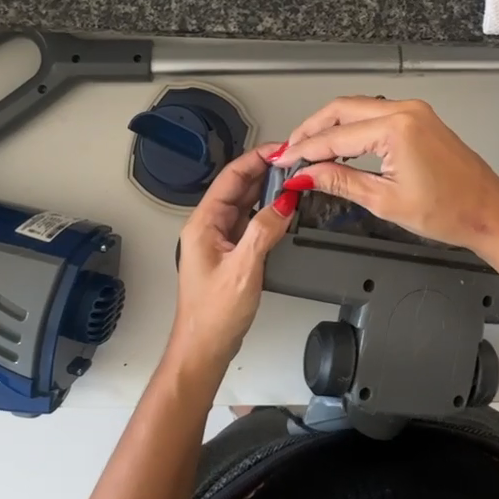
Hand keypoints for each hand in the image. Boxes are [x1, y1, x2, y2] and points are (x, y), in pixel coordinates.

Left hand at [166, 146, 294, 376]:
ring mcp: (219, 239)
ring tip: (294, 178)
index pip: (231, 177)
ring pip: (245, 202)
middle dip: (266, 171)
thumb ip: (264, 231)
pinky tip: (284, 208)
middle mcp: (208, 226)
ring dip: (268, 190)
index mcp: (203, 223)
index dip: (256, 159)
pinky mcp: (230, 252)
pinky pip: (250, 221)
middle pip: (238, 186)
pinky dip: (267, 210)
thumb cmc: (213, 315)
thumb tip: (285, 200)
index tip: (282, 149)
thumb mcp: (244, 269)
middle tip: (295, 160)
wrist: (204, 349)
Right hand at [275, 97, 498, 252]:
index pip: (336, 136)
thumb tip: (307, 175)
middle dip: (312, 128)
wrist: (489, 212)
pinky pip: (377, 113)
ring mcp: (415, 111)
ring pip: (359, 108)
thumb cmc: (449, 211)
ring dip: (332, 125)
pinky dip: (353, 125)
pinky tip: (341, 143)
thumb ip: (341, 182)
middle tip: (291, 150)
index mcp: (396, 129)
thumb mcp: (385, 201)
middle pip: (343, 109)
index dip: (305, 150)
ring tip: (310, 148)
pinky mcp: (421, 118)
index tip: (285, 161)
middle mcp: (405, 110)